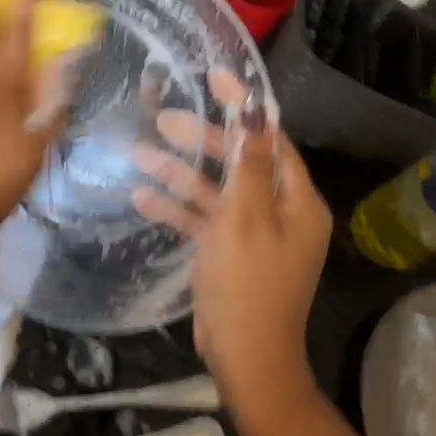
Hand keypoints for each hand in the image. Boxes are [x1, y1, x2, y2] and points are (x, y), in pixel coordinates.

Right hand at [132, 71, 332, 404]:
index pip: (270, 137)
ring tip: (139, 153)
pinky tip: (142, 195)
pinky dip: (177, 206)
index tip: (214, 76)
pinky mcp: (230, 252)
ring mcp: (254, 233)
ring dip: (179, 172)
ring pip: (215, 189)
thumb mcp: (245, 218)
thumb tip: (255, 111)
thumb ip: (248, 163)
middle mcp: (279, 211)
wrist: (245, 360)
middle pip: (238, 160)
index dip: (243, 105)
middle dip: (201, 139)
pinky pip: (203, 218)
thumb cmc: (247, 284)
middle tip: (162, 119)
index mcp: (296, 200)